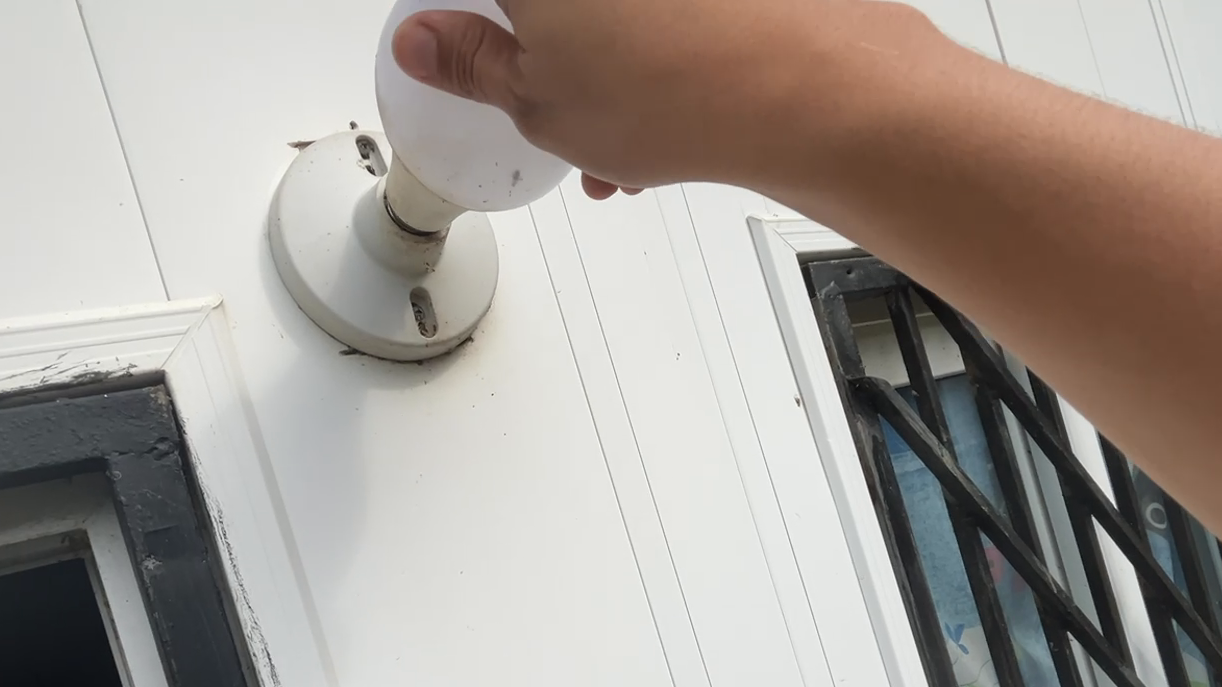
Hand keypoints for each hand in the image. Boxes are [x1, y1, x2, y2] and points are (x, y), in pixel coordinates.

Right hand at [390, 0, 951, 199]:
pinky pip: (648, 13)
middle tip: (542, 95)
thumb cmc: (672, 92)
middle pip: (545, 9)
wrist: (797, 88)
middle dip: (534, 44)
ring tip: (610, 137)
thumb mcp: (537, 103)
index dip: (459, 24)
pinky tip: (651, 108)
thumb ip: (470, 65)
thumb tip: (424, 42)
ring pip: (599, 12)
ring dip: (593, 59)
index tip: (458, 46)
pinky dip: (639, 45)